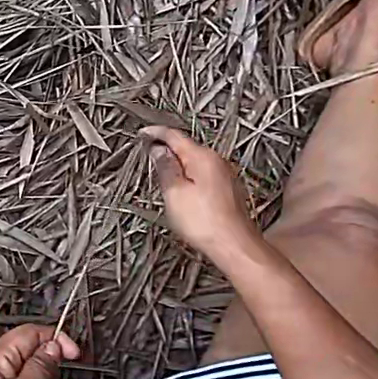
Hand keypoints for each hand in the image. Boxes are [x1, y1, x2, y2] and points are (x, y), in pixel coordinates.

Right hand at [139, 126, 258, 262]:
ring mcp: (225, 175)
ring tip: (165, 181)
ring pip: (195, 163)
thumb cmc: (206, 222)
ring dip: (178, 167)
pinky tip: (184, 194)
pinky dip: (190, 179)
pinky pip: (204, 175)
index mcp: (202, 158)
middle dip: (167, 151)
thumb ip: (165, 167)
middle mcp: (217, 161)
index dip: (156, 133)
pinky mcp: (227, 189)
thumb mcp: (174, 193)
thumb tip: (158, 151)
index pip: (174, 136)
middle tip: (149, 157)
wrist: (233, 245)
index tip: (144, 134)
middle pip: (186, 148)